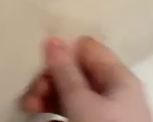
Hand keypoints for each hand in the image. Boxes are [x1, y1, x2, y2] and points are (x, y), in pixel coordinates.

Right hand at [19, 36, 152, 121]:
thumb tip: (53, 38)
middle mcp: (117, 93)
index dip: (64, 51)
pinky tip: (40, 118)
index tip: (42, 64)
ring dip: (48, 97)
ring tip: (31, 109)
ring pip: (73, 94)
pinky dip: (56, 113)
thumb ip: (64, 70)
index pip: (88, 48)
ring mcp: (109, 115)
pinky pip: (75, 113)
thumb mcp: (80, 102)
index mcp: (121, 78)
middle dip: (50, 80)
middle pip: (77, 72)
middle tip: (33, 94)